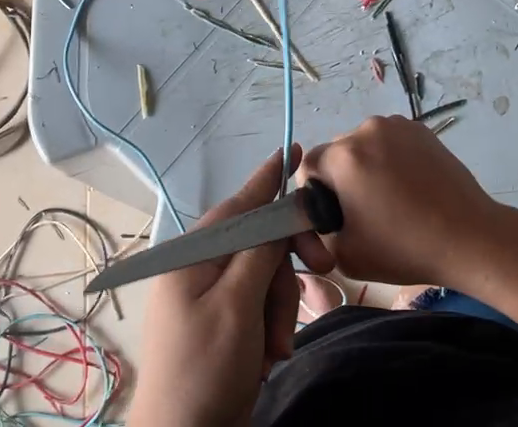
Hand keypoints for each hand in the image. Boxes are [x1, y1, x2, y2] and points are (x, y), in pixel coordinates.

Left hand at [131, 144, 334, 426]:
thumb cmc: (204, 369)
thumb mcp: (236, 306)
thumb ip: (259, 252)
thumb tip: (276, 209)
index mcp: (193, 256)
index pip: (240, 203)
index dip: (270, 176)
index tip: (296, 148)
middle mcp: (201, 269)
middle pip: (261, 241)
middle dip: (288, 265)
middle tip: (324, 272)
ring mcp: (213, 298)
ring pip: (268, 276)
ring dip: (281, 308)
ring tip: (277, 347)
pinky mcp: (225, 324)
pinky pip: (261, 305)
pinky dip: (273, 326)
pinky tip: (270, 354)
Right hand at [296, 115, 509, 287]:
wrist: (467, 236)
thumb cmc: (403, 248)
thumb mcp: (344, 254)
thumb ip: (318, 230)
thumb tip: (317, 216)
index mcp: (344, 156)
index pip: (308, 167)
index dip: (313, 194)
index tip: (332, 216)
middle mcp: (366, 129)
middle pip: (337, 152)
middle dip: (340, 178)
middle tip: (360, 211)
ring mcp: (397, 125)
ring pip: (364, 145)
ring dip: (365, 166)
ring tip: (388, 198)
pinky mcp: (420, 129)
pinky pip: (389, 141)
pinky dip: (390, 158)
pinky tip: (407, 186)